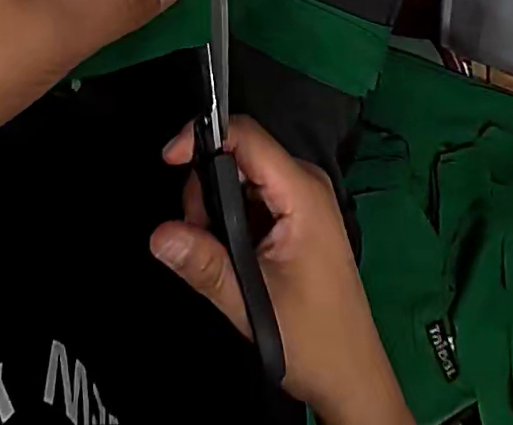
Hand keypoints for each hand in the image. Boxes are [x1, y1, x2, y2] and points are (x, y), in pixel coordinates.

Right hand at [152, 117, 413, 424]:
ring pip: (241, 170)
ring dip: (215, 202)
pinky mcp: (296, 208)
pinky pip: (251, 188)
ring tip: (216, 250)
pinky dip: (229, 210)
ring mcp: (302, 194)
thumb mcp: (253, 305)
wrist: (352, 376)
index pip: (246, 135)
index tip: (170, 159)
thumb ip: (205, 264)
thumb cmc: (316, 341)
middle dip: (205, 184)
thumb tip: (161, 234)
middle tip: (197, 233)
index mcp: (302, 193)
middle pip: (239, 151)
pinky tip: (231, 249)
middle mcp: (305, 182)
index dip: (203, 137)